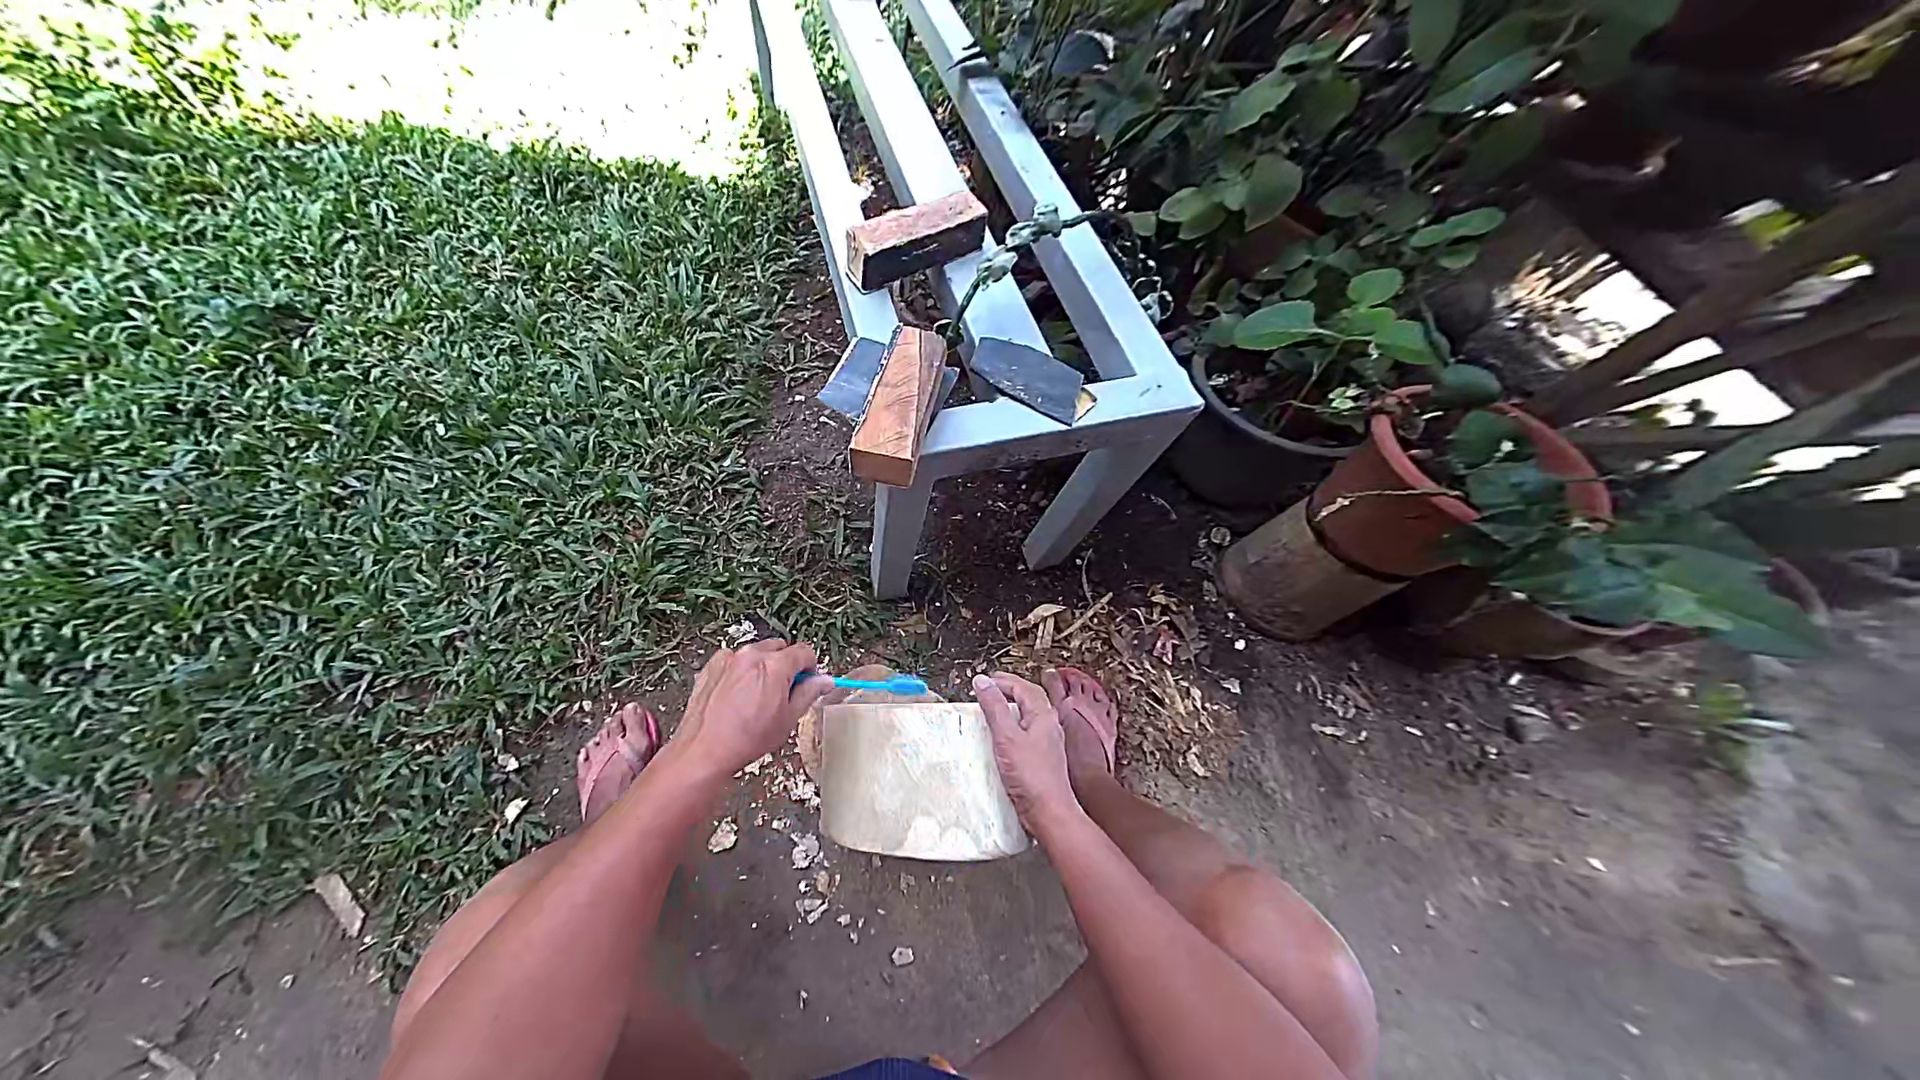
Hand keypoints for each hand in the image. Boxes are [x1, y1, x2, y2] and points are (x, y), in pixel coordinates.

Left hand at [672, 641, 830, 777]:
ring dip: (763, 667)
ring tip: (757, 697)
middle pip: (781, 649)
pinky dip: (741, 671)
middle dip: (786, 665)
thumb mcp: (788, 719)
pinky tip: (738, 696)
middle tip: (784, 691)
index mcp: (775, 665)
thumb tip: (822, 682)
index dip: (810, 668)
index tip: (807, 681)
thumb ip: (809, 693)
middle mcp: (751, 655)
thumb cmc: (744, 739)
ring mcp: (729, 659)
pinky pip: (735, 660)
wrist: (704, 750)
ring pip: (757, 653)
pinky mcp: (712, 666)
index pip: (805, 652)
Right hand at [972, 672, 1078, 829]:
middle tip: (990, 687)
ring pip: (1031, 713)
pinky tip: (1006, 735)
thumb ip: (995, 707)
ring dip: (1013, 705)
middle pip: (1030, 697)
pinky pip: (1029, 730)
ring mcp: (1048, 741)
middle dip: (1009, 688)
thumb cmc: (1032, 776)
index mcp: (1043, 715)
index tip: (983, 681)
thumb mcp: (1006, 736)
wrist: (1050, 811)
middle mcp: (1049, 725)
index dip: (1002, 681)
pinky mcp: (1043, 757)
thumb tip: (983, 681)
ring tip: (995, 706)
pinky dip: (1015, 723)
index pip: (1023, 687)